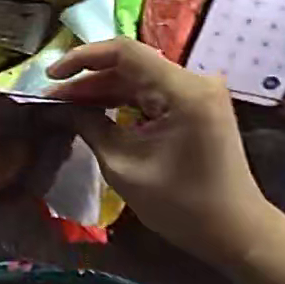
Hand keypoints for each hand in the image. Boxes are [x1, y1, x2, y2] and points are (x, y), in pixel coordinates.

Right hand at [48, 40, 274, 263]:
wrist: (234, 232)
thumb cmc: (180, 205)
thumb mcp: (122, 166)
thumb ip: (89, 126)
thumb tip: (60, 106)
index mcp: (183, 91)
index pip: (124, 52)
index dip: (81, 57)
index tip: (50, 75)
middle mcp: (194, 82)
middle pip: (130, 64)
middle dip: (87, 78)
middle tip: (52, 97)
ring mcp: (197, 93)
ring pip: (138, 78)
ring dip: (102, 89)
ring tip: (66, 105)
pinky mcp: (195, 107)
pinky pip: (150, 93)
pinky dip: (121, 100)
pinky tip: (94, 111)